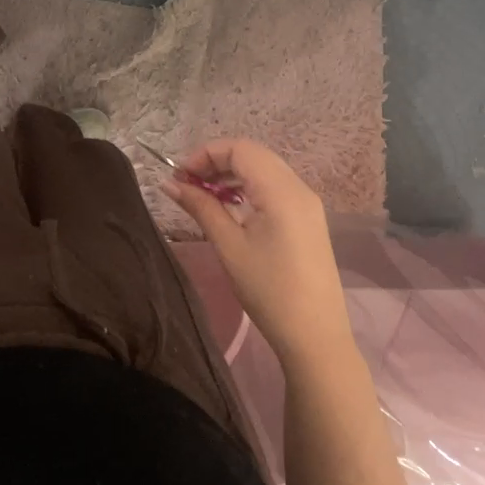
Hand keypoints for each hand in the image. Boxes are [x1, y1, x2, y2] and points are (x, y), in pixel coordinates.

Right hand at [162, 138, 353, 366]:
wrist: (315, 335)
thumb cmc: (268, 289)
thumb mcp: (228, 245)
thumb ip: (200, 207)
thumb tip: (169, 184)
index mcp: (281, 192)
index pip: (240, 149)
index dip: (205, 154)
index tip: (180, 176)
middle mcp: (299, 189)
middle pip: (253, 155)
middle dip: (216, 161)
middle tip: (187, 184)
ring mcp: (307, 204)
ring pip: (264, 169)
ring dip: (231, 174)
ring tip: (204, 195)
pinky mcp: (308, 219)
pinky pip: (274, 187)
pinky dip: (248, 187)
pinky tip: (230, 207)